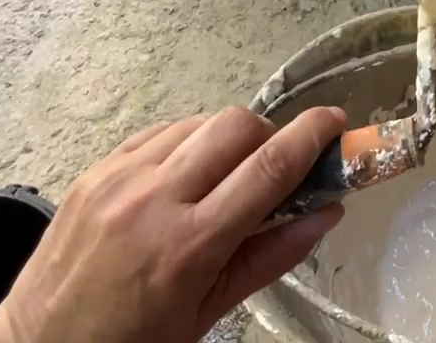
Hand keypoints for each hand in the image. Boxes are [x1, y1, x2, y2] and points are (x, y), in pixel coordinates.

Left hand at [0, 107, 347, 342]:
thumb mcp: (208, 313)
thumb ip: (272, 256)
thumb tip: (328, 211)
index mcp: (189, 247)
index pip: (269, 168)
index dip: (312, 135)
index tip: (337, 121)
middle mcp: (155, 200)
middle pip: (237, 125)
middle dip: (268, 134)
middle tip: (271, 166)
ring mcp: (121, 177)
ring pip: (201, 121)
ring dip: (227, 138)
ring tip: (222, 176)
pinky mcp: (98, 167)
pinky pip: (162, 129)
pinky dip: (188, 142)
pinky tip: (183, 174)